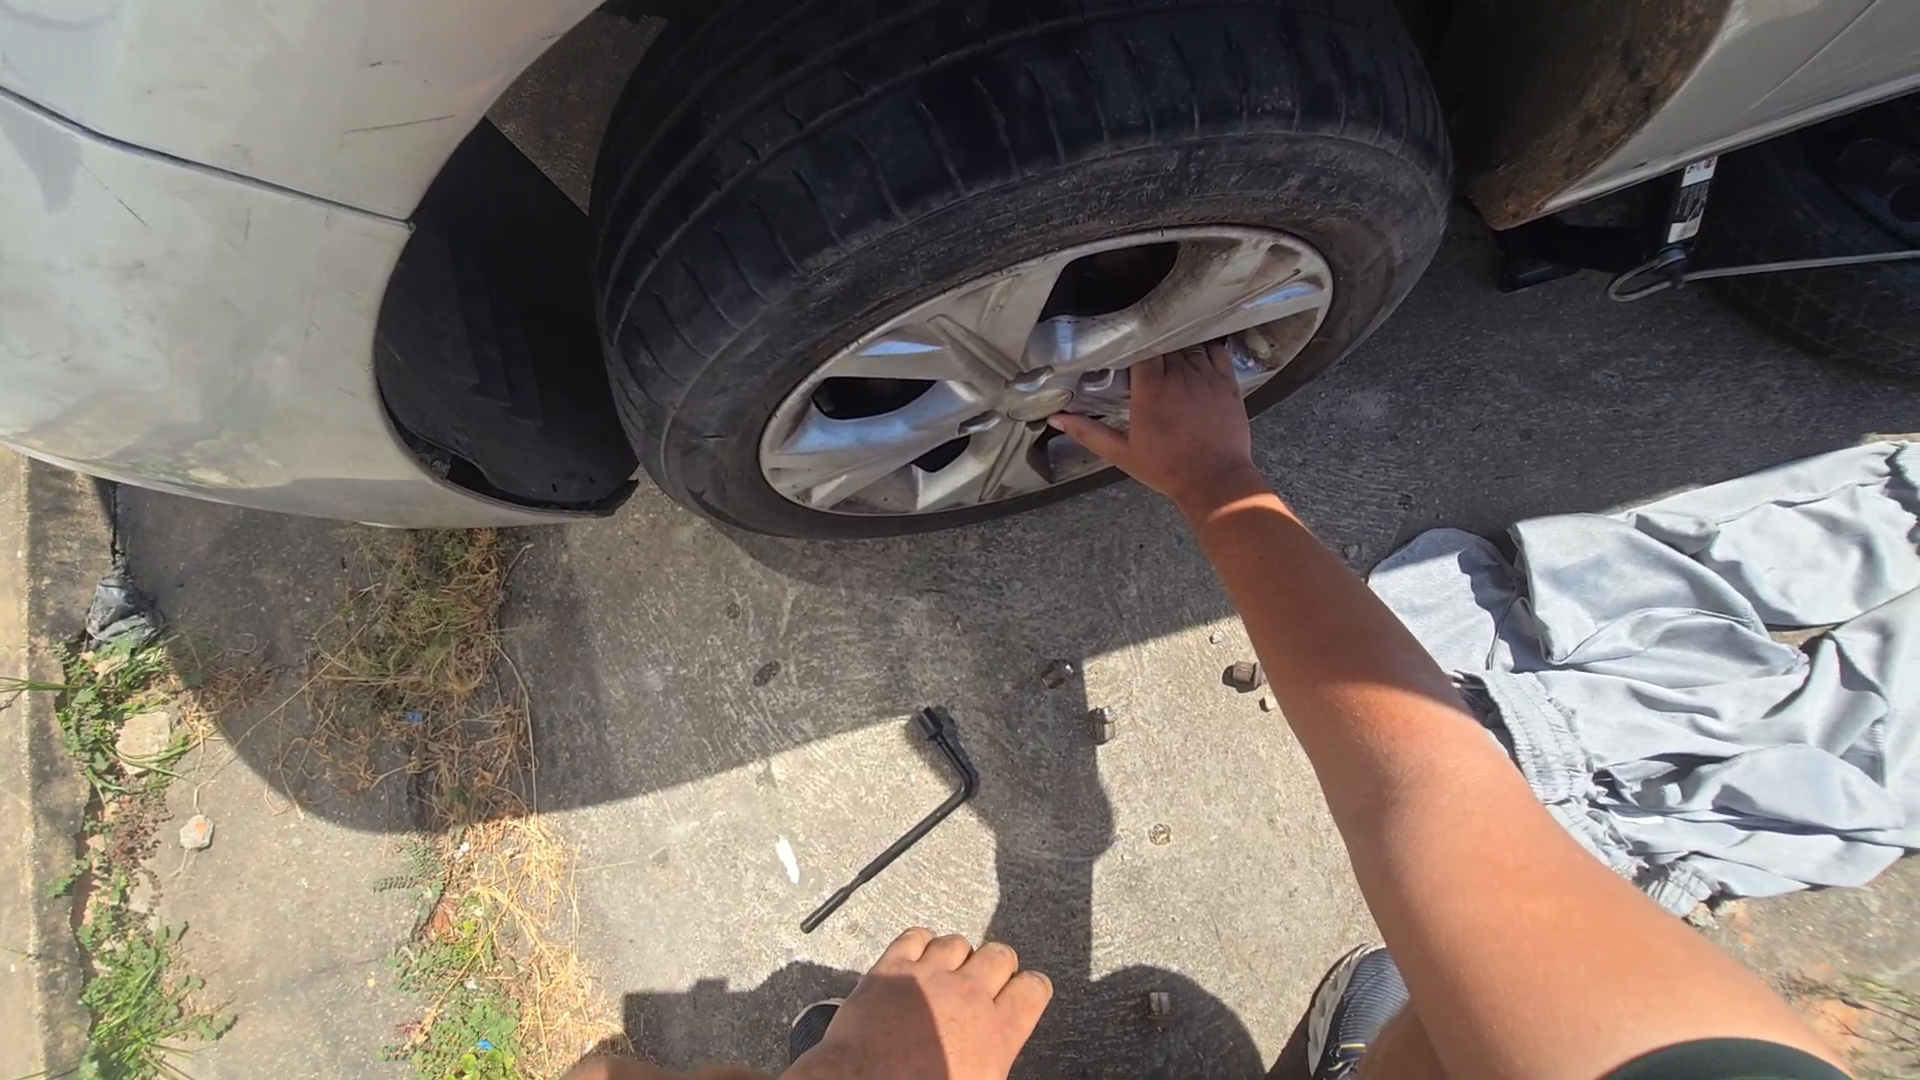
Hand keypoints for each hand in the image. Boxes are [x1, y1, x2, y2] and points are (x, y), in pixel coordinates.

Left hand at [784, 928, 1051, 1079]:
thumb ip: (994, 1058)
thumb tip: (993, 1052)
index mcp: (995, 1033)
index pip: (1033, 990)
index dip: (1032, 990)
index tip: (1026, 992)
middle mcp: (968, 995)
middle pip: (999, 954)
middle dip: (996, 966)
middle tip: (985, 983)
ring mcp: (929, 975)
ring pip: (958, 942)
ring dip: (956, 958)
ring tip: (947, 975)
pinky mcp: (892, 966)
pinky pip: (916, 935)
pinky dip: (920, 944)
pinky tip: (918, 958)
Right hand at [1048, 342, 1268, 513]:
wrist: (1215, 480)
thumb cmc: (1166, 468)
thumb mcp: (1122, 453)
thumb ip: (1088, 432)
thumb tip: (1057, 418)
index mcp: (1150, 390)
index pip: (1141, 348)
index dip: (1133, 345)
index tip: (1125, 352)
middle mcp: (1179, 376)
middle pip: (1164, 344)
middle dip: (1154, 346)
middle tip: (1145, 354)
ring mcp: (1206, 376)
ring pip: (1188, 345)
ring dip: (1178, 347)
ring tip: (1168, 355)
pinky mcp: (1227, 382)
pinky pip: (1216, 351)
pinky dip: (1205, 348)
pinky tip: (1196, 354)